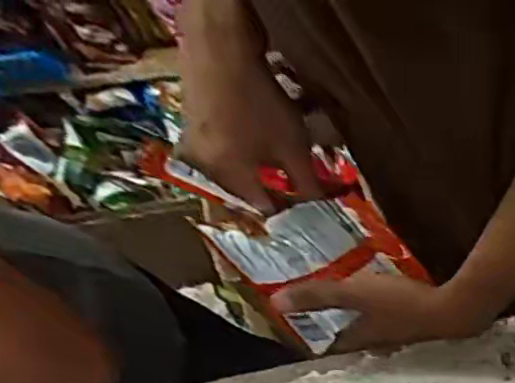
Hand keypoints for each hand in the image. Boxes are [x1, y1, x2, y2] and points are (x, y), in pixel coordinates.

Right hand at [175, 4, 318, 211]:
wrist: (220, 41)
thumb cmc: (259, 102)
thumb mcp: (293, 150)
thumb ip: (307, 184)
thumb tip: (319, 206)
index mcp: (227, 175)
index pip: (264, 207)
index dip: (291, 209)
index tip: (309, 207)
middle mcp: (204, 160)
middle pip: (250, 185)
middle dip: (277, 185)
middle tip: (300, 183)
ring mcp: (195, 134)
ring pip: (240, 162)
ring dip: (265, 163)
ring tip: (287, 158)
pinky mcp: (194, 110)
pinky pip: (229, 139)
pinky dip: (249, 142)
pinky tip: (265, 133)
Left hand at [270, 273, 498, 353]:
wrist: (452, 312)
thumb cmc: (401, 303)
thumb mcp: (355, 294)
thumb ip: (319, 296)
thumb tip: (275, 304)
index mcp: (362, 338)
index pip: (332, 345)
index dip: (315, 342)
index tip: (301, 340)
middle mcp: (380, 344)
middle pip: (354, 343)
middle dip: (339, 336)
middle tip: (323, 326)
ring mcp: (401, 338)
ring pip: (373, 336)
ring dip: (361, 330)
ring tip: (351, 319)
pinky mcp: (418, 329)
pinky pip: (392, 327)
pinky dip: (382, 321)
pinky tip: (385, 312)